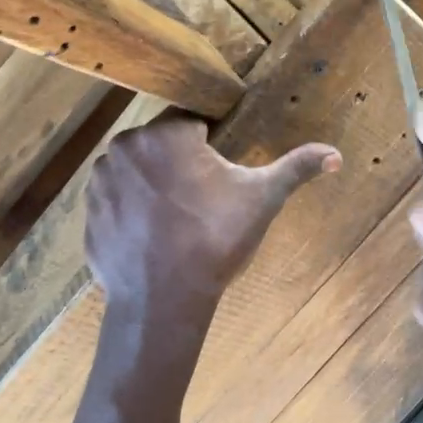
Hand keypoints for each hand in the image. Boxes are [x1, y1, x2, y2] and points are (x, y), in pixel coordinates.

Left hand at [85, 113, 338, 383]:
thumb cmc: (215, 239)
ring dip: (153, 183)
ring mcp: (99, 181)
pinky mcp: (87, 214)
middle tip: (204, 200)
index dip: (211, 145)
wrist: (163, 300)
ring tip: (177, 220)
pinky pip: (116, 200)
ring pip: (137, 170)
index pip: (192, 122)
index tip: (221, 174)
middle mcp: (124, 147)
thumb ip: (296, 168)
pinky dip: (132, 210)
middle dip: (180, 163)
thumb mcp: (263, 199)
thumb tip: (335, 155)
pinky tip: (154, 235)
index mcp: (166, 134)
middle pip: (161, 144)